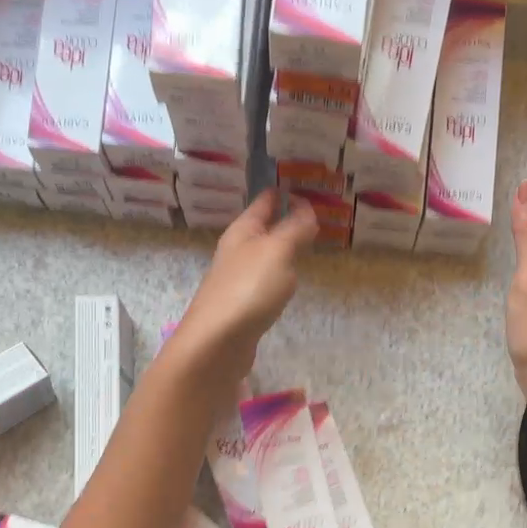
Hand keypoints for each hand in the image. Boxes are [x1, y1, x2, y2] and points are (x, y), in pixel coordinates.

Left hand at [168, 190, 317, 382]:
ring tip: (301, 248)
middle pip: (261, 230)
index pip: (263, 202)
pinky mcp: (241, 308)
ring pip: (262, 258)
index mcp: (242, 232)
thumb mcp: (277, 252)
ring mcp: (236, 281)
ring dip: (279, 251)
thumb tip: (307, 209)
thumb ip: (294, 230)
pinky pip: (263, 285)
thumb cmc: (248, 289)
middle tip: (310, 216)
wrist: (216, 343)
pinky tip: (284, 288)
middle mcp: (236, 252)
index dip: (281, 192)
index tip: (300, 184)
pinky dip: (276, 280)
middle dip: (282, 221)